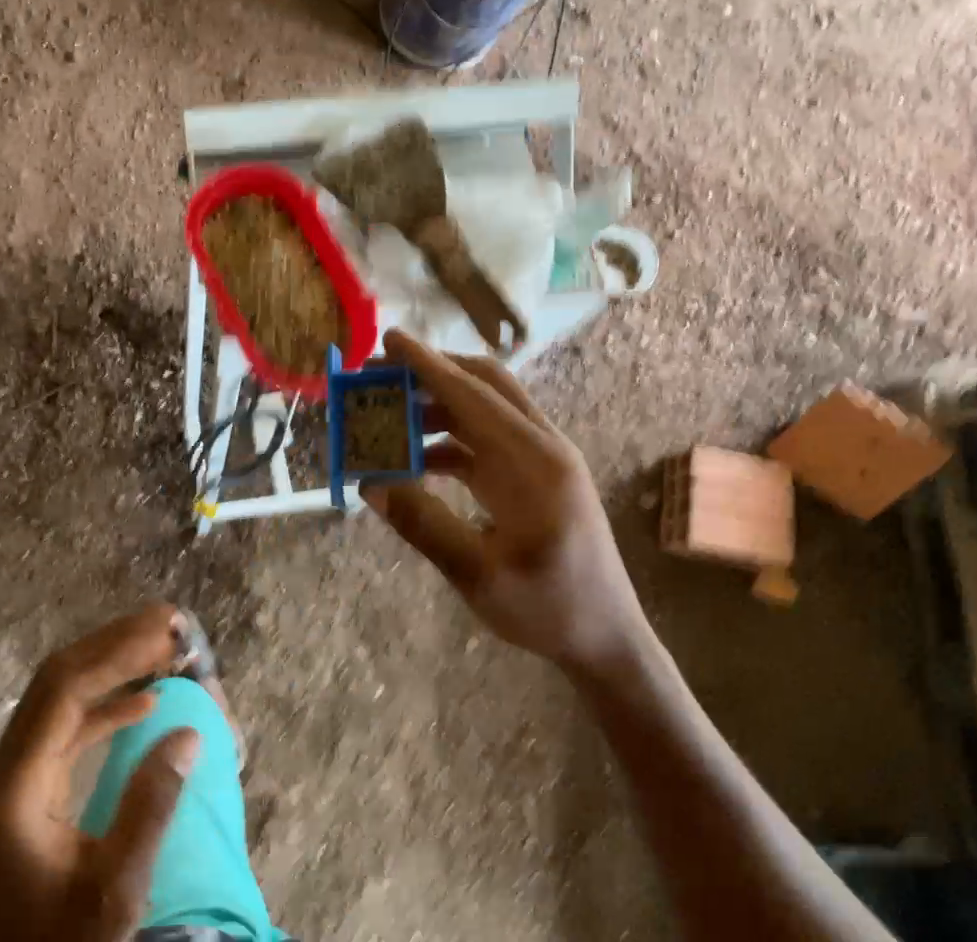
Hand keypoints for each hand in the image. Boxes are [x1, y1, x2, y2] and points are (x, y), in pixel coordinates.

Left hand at [0, 605, 198, 941]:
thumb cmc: (61, 941)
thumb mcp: (114, 887)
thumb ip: (149, 807)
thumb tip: (187, 733)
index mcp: (15, 781)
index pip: (65, 689)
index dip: (116, 651)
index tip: (164, 628)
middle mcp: (6, 766)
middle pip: (57, 681)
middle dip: (113, 645)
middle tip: (167, 622)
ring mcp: (13, 778)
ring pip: (60, 700)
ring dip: (110, 670)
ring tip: (162, 649)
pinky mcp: (26, 793)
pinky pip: (65, 731)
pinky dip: (104, 708)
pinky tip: (142, 703)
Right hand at [361, 330, 651, 673]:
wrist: (605, 636)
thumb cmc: (548, 607)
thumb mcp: (479, 575)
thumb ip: (424, 525)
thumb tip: (371, 483)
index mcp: (535, 461)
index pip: (473, 395)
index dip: (427, 365)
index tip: (387, 338)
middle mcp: (542, 447)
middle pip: (484, 386)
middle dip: (430, 373)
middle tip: (377, 375)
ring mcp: (540, 461)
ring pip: (482, 411)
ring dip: (434, 406)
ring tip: (384, 416)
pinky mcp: (532, 479)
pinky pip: (483, 442)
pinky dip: (445, 441)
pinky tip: (412, 459)